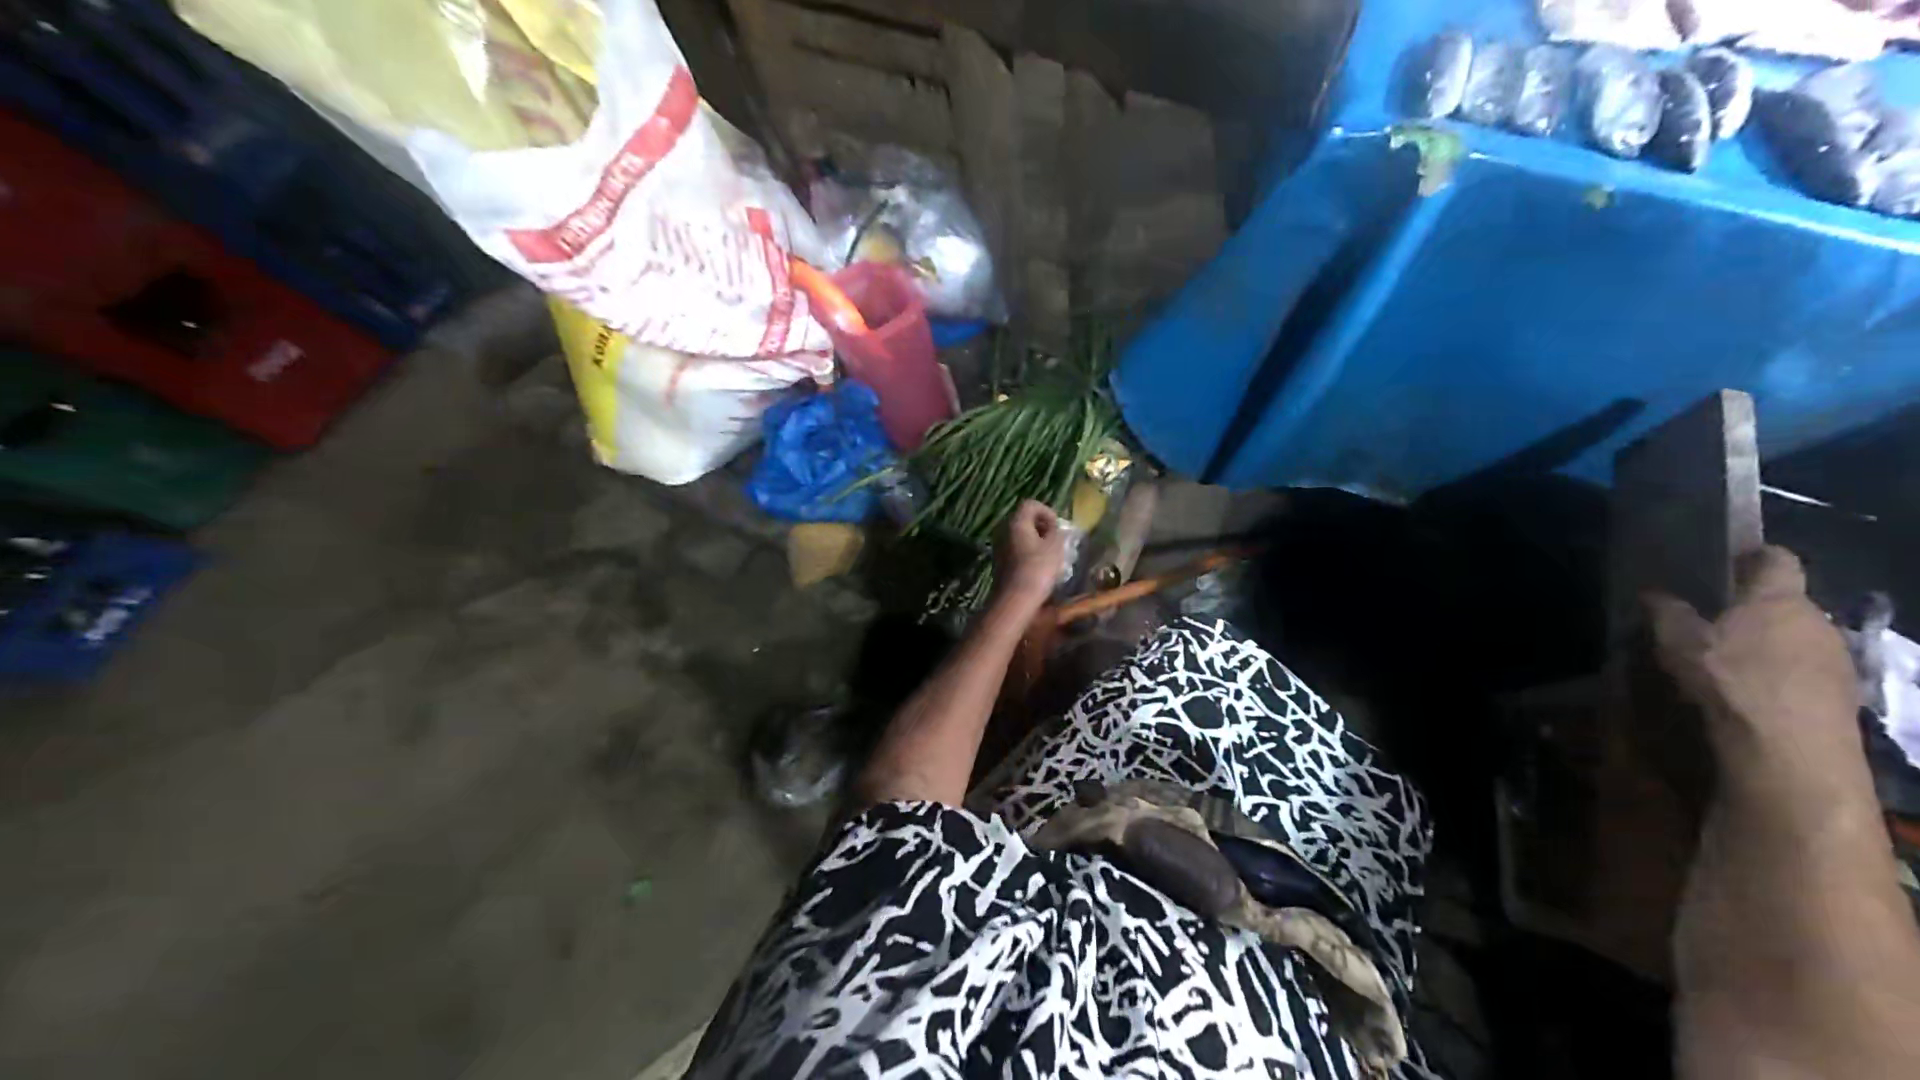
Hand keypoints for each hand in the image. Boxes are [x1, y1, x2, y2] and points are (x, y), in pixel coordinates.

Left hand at [994, 500, 1067, 610]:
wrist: (1015, 600)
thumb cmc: (1038, 569)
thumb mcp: (1055, 546)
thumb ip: (1057, 531)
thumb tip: (1053, 527)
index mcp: (1016, 522)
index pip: (1031, 504)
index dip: (1047, 512)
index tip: (1058, 528)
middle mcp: (1003, 530)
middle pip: (1024, 519)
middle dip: (1042, 527)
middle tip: (1056, 540)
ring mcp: (999, 546)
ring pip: (1020, 535)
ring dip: (1036, 540)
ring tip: (1050, 554)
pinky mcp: (1000, 561)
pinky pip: (1016, 548)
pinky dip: (1028, 551)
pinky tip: (1038, 566)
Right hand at [1646, 546, 1862, 792]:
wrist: (1789, 746)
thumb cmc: (1730, 678)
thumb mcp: (1678, 640)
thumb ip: (1666, 611)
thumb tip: (1653, 591)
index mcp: (1779, 599)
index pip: (1778, 559)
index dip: (1754, 554)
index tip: (1726, 558)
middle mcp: (1818, 620)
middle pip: (1785, 601)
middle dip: (1752, 606)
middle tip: (1709, 617)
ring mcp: (1837, 657)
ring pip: (1796, 636)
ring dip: (1765, 641)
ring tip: (1725, 656)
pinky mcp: (1841, 691)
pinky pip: (1804, 668)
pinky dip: (1778, 670)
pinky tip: (1748, 687)